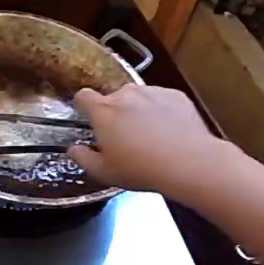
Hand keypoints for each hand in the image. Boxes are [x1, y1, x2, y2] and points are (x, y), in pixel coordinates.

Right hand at [67, 85, 237, 195]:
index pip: (83, 96)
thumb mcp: (103, 172)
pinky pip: (160, 99)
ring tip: (148, 135)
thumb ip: (82, 158)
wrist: (189, 162)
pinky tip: (167, 131)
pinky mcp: (176, 95)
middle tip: (123, 137)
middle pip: (112, 98)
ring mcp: (152, 92)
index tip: (89, 118)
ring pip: (137, 97)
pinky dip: (160, 111)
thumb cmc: (141, 169)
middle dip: (114, 113)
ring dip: (137, 110)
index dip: (83, 106)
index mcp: (103, 111)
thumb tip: (73, 149)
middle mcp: (126, 95)